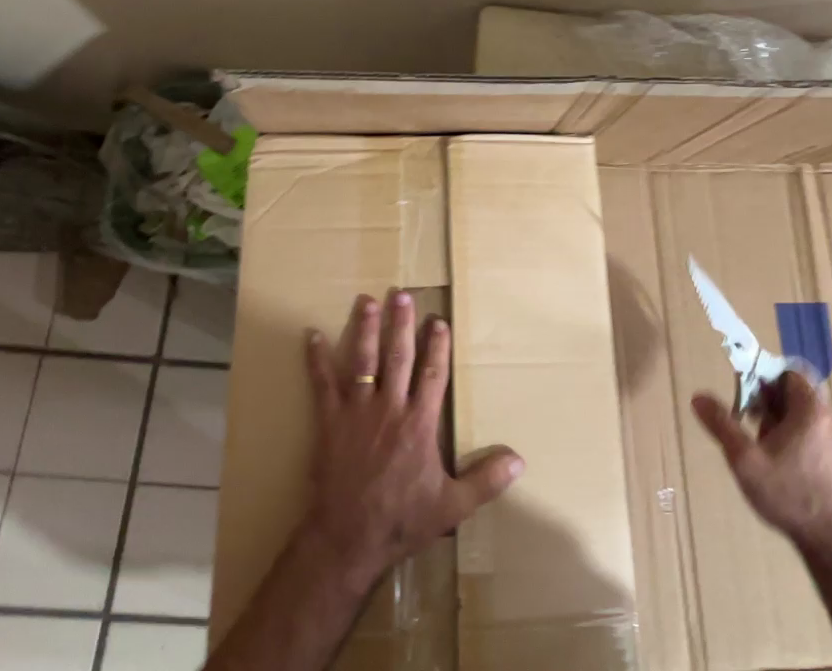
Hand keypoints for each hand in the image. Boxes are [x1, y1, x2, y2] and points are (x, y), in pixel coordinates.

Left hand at [298, 291, 524, 588]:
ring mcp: (356, 412)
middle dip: (400, 324)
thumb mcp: (452, 506)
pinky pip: (322, 383)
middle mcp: (389, 409)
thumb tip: (520, 461)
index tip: (438, 321)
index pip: (432, 374)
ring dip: (364, 329)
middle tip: (402, 295)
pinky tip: (311, 335)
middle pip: (397, 357)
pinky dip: (316, 358)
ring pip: (362, 361)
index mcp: (420, 424)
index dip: (437, 346)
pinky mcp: (329, 422)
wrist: (348, 537)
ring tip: (366, 301)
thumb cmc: (402, 521)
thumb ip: (486, 480)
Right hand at [691, 372, 831, 555]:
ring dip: (788, 425)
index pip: (791, 373)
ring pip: (812, 419)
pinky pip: (824, 438)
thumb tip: (698, 396)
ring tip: (768, 452)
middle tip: (751, 426)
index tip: (746, 398)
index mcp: (812, 411)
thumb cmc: (789, 497)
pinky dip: (805, 442)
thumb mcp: (745, 461)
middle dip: (773, 405)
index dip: (766, 378)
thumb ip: (722, 425)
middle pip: (801, 396)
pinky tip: (792, 471)